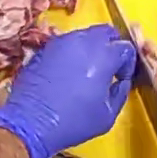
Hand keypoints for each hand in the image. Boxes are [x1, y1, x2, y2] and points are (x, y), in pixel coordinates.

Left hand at [0, 24, 135, 157]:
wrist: (29, 124)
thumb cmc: (72, 122)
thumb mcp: (107, 116)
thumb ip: (120, 93)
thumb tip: (120, 83)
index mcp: (103, 55)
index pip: (125, 48)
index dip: (126, 65)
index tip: (120, 79)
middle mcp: (82, 42)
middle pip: (105, 33)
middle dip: (110, 48)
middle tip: (107, 69)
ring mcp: (59, 43)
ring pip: (82, 37)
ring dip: (89, 50)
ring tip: (85, 73)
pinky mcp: (42, 51)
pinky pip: (63, 47)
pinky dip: (69, 56)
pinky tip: (65, 75)